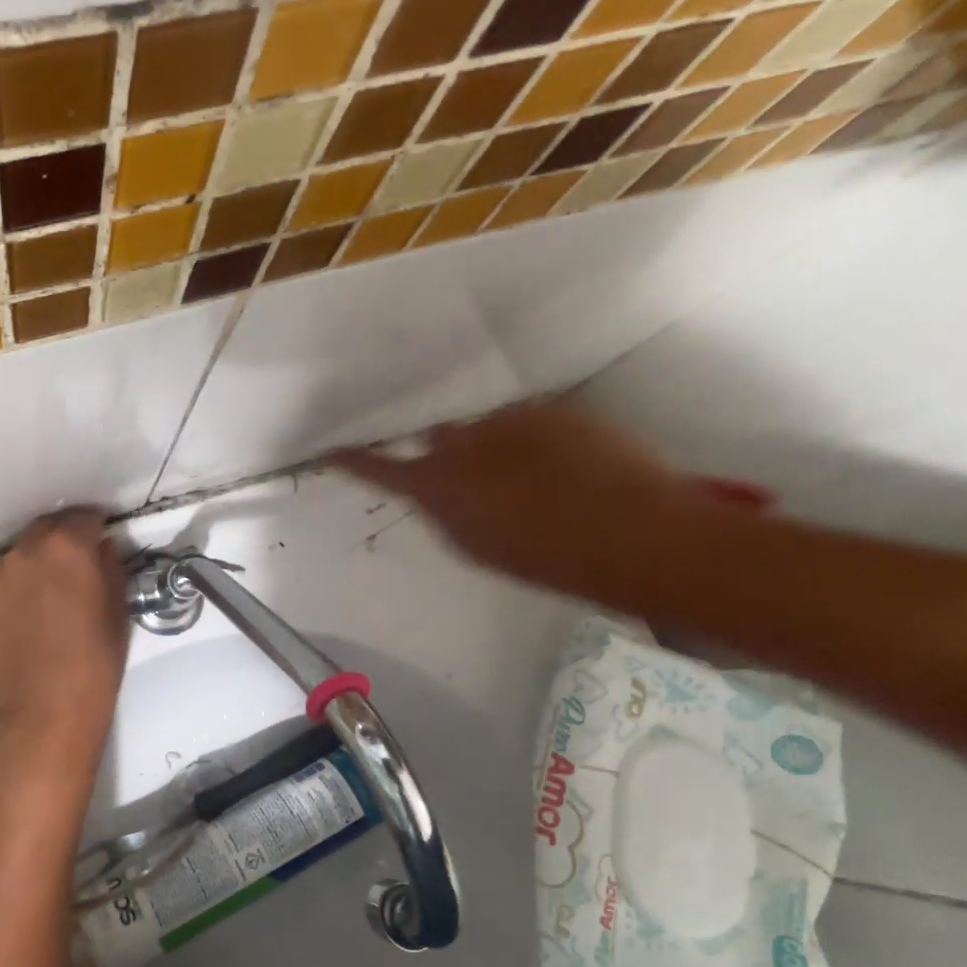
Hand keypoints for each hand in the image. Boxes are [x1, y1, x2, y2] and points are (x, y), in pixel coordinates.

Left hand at [0, 509, 128, 758]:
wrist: (46, 711)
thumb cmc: (95, 661)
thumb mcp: (117, 608)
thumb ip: (108, 565)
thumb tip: (99, 546)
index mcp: (66, 546)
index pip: (82, 518)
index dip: (92, 525)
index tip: (98, 535)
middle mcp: (24, 550)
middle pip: (44, 530)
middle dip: (60, 540)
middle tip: (70, 565)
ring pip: (14, 556)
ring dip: (28, 565)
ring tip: (37, 595)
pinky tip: (10, 613)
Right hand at [331, 401, 697, 592]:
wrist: (635, 530)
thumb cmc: (549, 558)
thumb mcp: (480, 546)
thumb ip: (448, 511)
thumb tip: (440, 492)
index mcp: (437, 485)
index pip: (380, 468)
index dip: (355, 460)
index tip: (332, 451)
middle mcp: (461, 443)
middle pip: (441, 438)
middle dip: (454, 453)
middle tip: (486, 481)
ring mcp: (507, 419)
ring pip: (491, 430)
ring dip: (503, 448)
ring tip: (544, 481)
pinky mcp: (551, 409)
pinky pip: (533, 422)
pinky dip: (542, 442)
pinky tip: (573, 468)